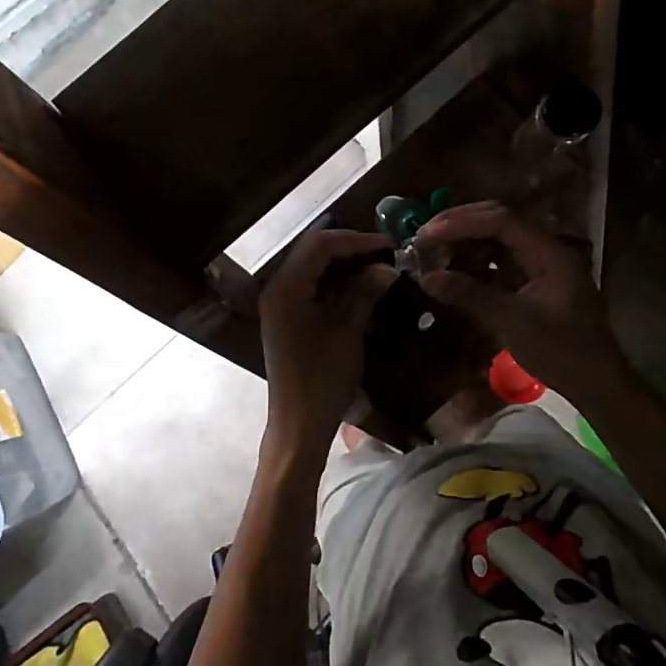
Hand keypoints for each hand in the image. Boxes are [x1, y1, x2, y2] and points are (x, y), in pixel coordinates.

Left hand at [258, 229, 397, 457]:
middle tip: (385, 254)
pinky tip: (361, 287)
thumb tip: (387, 268)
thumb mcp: (347, 334)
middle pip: (313, 252)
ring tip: (379, 266)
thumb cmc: (322, 381)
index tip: (388, 245)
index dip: (355, 240)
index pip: (319, 245)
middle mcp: (278, 289)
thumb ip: (363, 294)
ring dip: (344, 264)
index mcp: (286, 290)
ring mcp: (281, 304)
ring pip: (313, 268)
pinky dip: (337, 282)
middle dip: (350, 248)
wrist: (298, 425)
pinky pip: (313, 287)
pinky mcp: (288, 317)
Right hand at [415, 202, 629, 397]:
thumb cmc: (561, 350)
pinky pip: (502, 261)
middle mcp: (546, 249)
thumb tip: (427, 277)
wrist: (596, 381)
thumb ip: (471, 295)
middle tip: (426, 235)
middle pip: (500, 222)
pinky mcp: (536, 281)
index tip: (429, 232)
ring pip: (499, 240)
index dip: (462, 222)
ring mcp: (542, 264)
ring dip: (467, 242)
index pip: (501, 221)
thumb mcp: (513, 322)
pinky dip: (477, 262)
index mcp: (549, 252)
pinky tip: (455, 270)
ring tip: (435, 250)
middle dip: (461, 225)